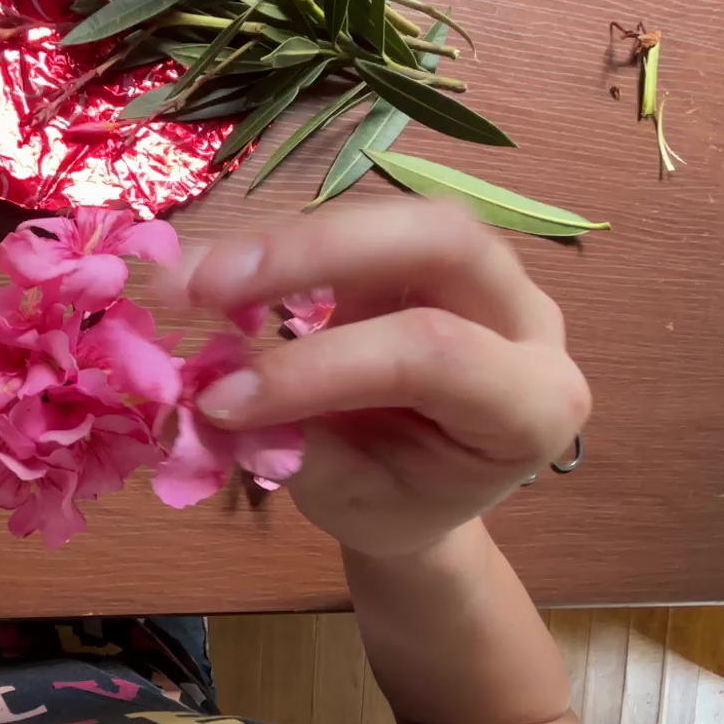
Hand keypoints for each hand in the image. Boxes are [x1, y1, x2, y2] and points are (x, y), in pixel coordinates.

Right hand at [162, 203, 590, 558]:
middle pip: (438, 241)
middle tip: (204, 286)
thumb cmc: (398, 504)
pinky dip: (280, 249)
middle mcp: (525, 321)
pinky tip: (221, 273)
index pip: (432, 357)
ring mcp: (481, 277)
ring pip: (392, 219)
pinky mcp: (424, 260)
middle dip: (311, 256)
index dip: (317, 369)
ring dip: (282, 245)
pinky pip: (356, 231)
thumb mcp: (349, 500)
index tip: (218, 403)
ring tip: (192, 280)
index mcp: (532, 405)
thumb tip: (209, 400)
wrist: (422, 489)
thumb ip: (292, 447)